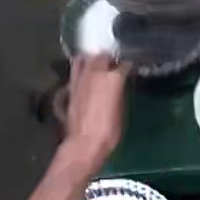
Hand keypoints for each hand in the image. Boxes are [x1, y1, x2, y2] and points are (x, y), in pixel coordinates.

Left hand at [61, 55, 127, 171]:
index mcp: (114, 78)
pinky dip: (81, 67)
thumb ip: (118, 92)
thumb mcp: (120, 110)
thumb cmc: (109, 131)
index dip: (127, 66)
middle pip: (102, 56)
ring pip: (86, 58)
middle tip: (113, 63)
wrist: (85, 143)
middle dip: (109, 58)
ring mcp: (81, 78)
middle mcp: (96, 73)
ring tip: (97, 63)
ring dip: (93, 59)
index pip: (123, 65)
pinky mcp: (70, 86)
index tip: (129, 68)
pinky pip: (76, 69)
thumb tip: (118, 85)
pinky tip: (84, 72)